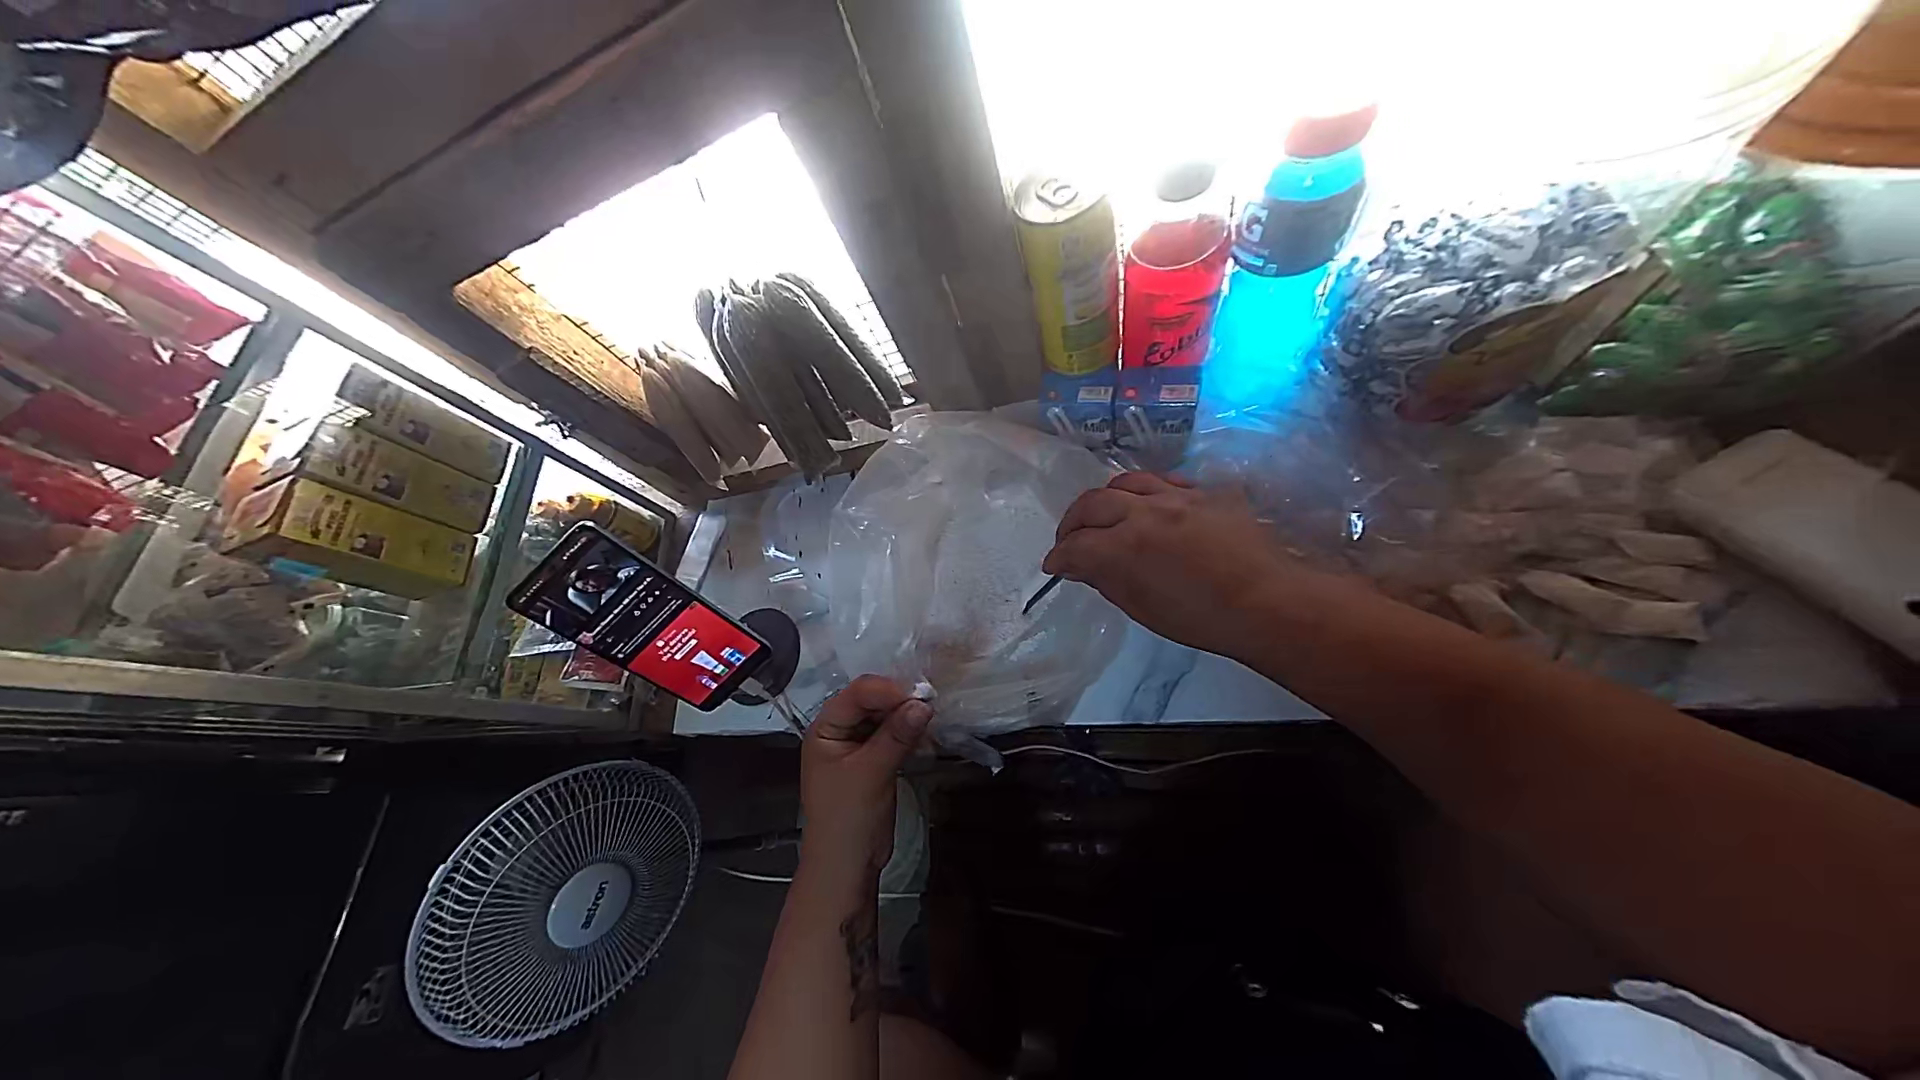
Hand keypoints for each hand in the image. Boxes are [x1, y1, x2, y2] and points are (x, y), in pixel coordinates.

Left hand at [799, 675, 931, 878]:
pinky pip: (893, 734)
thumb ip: (896, 735)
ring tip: (933, 716)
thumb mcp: (871, 773)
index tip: (920, 696)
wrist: (847, 868)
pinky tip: (928, 734)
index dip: (888, 690)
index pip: (857, 694)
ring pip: (884, 716)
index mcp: (825, 728)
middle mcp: (839, 731)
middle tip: (932, 703)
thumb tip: (924, 703)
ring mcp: (857, 745)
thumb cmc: (848, 819)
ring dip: (907, 715)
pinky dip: (909, 732)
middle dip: (900, 700)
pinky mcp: (874, 760)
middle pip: (871, 701)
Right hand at [1043, 472, 1343, 663]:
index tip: (1054, 565)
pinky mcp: (1204, 493)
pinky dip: (1145, 492)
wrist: (1267, 602)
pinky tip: (1147, 505)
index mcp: (1125, 547)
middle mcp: (1144, 512)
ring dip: (1105, 499)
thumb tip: (1079, 566)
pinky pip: (1165, 482)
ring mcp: (1176, 497)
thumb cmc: (1202, 618)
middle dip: (1072, 523)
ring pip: (1125, 482)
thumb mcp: (1143, 608)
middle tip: (1069, 540)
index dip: (1059, 556)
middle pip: (1092, 504)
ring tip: (1104, 515)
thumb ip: (1106, 580)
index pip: (1076, 546)